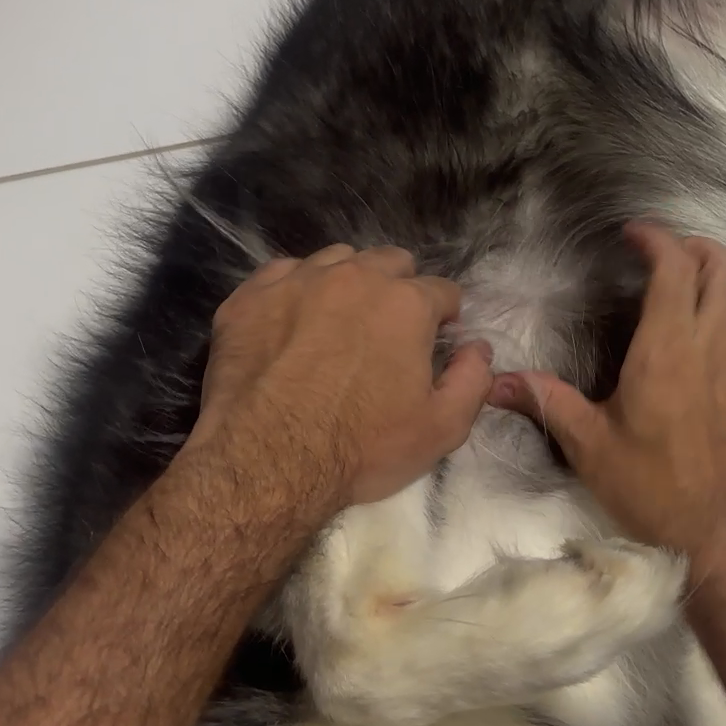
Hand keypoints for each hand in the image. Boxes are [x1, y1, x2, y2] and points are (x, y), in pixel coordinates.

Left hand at [187, 244, 494, 511]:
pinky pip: (284, 272)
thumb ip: (475, 378)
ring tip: (342, 320)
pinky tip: (297, 321)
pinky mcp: (248, 299)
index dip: (445, 318)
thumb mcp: (445, 426)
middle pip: (392, 261)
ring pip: (339, 258)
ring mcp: (297, 284)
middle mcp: (356, 279)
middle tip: (391, 329)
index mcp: (408, 305)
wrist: (264, 467)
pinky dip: (299, 288)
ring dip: (351, 282)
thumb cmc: (364, 446)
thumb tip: (477, 348)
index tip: (434, 345)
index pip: (444, 290)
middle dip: (401, 287)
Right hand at [489, 224, 725, 567]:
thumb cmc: (645, 486)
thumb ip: (547, 400)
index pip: (675, 267)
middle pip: (725, 266)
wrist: (707, 529)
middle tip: (669, 256)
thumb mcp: (588, 444)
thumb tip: (495, 382)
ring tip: (705, 278)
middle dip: (698, 247)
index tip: (636, 234)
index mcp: (666, 349)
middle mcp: (714, 344)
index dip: (658, 238)